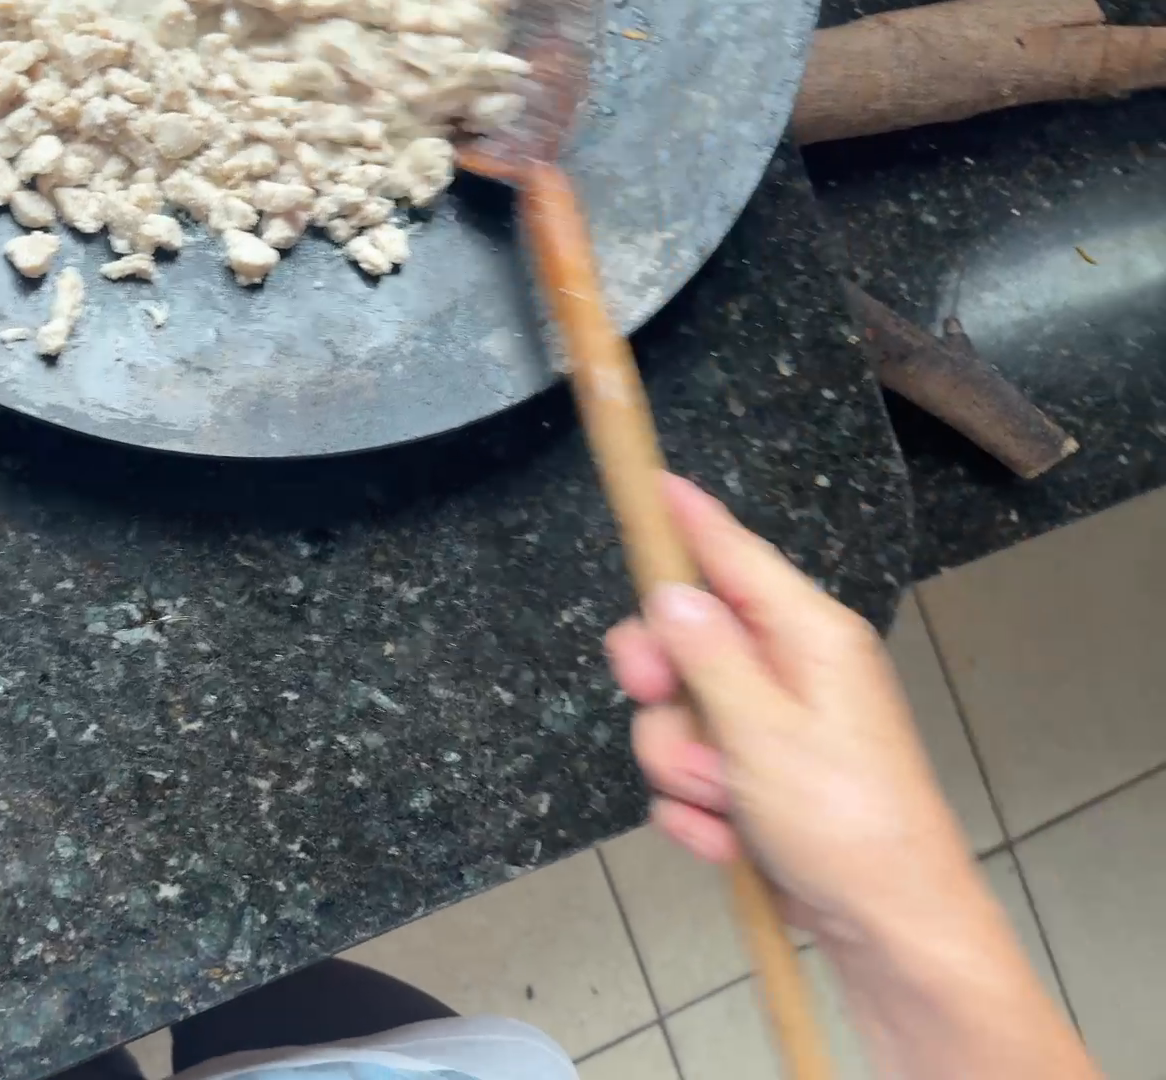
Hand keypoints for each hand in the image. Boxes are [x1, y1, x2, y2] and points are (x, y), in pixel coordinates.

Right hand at [603, 475, 974, 948]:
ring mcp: (753, 718)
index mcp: (803, 639)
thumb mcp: (767, 733)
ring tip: (720, 801)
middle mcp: (776, 667)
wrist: (878, 926)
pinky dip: (688, 802)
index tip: (650, 481)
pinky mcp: (735, 764)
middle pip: (675, 633)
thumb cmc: (842, 820)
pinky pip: (677, 761)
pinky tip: (723, 831)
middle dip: (657, 678)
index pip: (733, 555)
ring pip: (666, 709)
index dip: (687, 518)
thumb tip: (667, 594)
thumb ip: (710, 657)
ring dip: (677, 762)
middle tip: (656, 698)